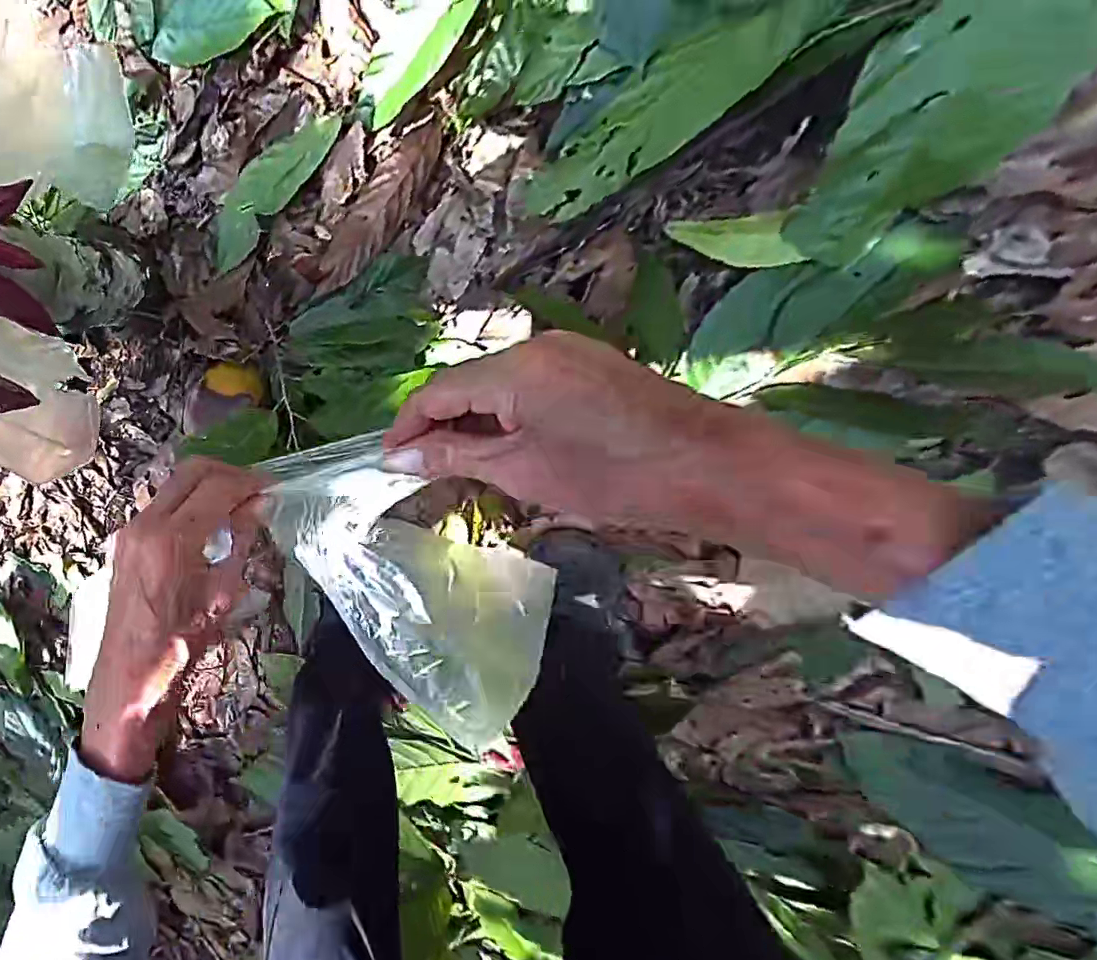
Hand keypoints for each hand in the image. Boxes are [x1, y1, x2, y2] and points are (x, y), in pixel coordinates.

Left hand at [82, 458, 264, 783]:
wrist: (128, 678)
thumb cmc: (180, 648)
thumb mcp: (221, 597)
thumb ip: (240, 544)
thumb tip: (258, 508)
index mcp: (172, 540)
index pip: (217, 487)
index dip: (249, 482)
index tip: (272, 488)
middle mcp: (145, 524)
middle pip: (191, 471)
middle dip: (228, 474)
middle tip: (255, 490)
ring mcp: (129, 529)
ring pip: (174, 483)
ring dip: (207, 484)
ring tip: (236, 505)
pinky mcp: (124, 540)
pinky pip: (162, 503)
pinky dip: (189, 501)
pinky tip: (208, 522)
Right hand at [383, 331, 993, 597]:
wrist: (709, 467)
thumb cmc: (608, 477)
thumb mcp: (519, 470)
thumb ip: (452, 456)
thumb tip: (398, 459)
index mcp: (514, 368)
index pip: (436, 392)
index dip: (405, 427)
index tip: (387, 461)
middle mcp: (535, 346)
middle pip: (464, 384)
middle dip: (435, 425)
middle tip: (417, 467)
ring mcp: (565, 351)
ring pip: (493, 385)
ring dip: (468, 421)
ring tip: (453, 462)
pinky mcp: (586, 365)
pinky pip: (524, 386)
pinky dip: (501, 415)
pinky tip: (499, 445)